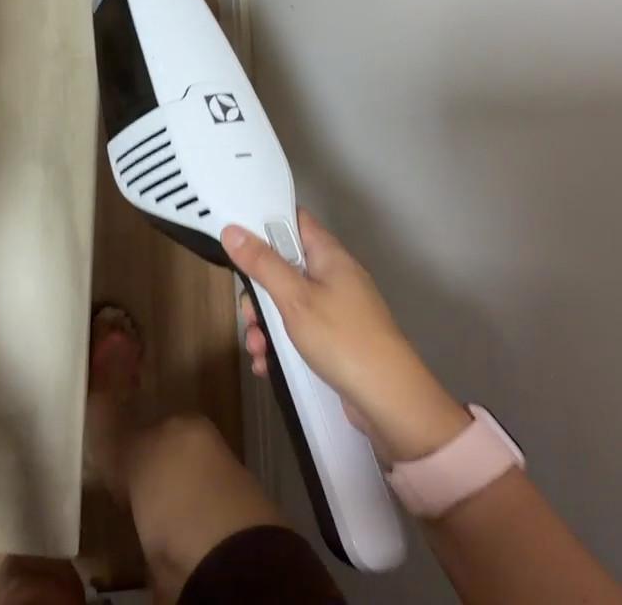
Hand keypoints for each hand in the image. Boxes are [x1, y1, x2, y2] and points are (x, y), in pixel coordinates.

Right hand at [223, 209, 470, 461]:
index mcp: (329, 256)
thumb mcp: (295, 298)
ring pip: (285, 302)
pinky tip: (267, 363)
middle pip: (283, 266)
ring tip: (258, 348)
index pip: (295, 220)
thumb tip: (232, 230)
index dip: (265, 220)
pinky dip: (279, 345)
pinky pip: (296, 330)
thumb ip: (262, 263)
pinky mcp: (333, 339)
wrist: (389, 401)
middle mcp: (333, 277)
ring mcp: (335, 309)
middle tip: (248, 312)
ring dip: (264, 324)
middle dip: (257, 291)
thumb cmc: (342, 339)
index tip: (235, 233)